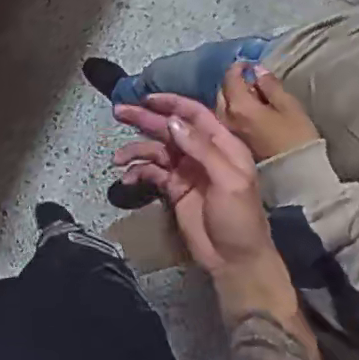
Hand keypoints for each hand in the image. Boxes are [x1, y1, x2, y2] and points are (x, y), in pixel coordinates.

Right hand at [113, 94, 282, 288]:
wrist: (235, 260)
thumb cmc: (240, 219)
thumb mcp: (228, 181)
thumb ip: (202, 149)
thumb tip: (173, 122)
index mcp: (222, 145)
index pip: (194, 115)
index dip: (171, 103)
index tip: (146, 98)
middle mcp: (202, 153)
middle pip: (170, 128)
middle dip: (145, 120)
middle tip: (119, 112)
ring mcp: (187, 170)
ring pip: (157, 150)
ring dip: (136, 150)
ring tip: (118, 158)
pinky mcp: (174, 189)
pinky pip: (152, 173)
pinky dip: (138, 173)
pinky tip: (128, 179)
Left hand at [217, 64, 319, 160]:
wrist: (296, 175)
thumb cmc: (297, 138)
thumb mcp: (289, 107)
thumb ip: (270, 86)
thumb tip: (256, 70)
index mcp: (239, 106)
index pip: (230, 79)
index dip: (238, 67)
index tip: (248, 63)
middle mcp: (226, 117)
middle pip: (221, 92)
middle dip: (232, 82)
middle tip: (248, 79)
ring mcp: (226, 132)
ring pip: (221, 106)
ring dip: (231, 96)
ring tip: (249, 94)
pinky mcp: (230, 143)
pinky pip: (224, 120)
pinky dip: (232, 110)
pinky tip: (246, 111)